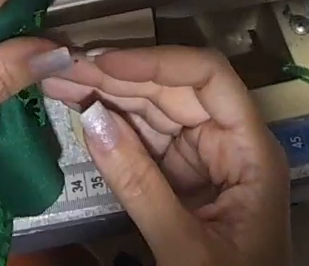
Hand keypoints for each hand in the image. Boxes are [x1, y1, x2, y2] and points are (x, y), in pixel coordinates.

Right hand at [43, 47, 290, 265]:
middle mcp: (228, 141)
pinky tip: (77, 104)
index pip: (208, 77)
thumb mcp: (186, 252)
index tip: (104, 62)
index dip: (156, 61)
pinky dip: (109, 121)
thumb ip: (140, 186)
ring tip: (59, 77)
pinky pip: (143, 137)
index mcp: (250, 150)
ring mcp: (203, 158)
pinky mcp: (180, 177)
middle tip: (62, 64)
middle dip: (116, 74)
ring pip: (151, 108)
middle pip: (172, 88)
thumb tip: (90, 119)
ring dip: (104, 91)